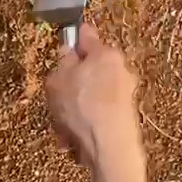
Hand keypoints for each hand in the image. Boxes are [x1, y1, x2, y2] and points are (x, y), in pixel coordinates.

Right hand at [47, 25, 142, 174]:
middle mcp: (120, 70)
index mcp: (106, 54)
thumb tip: (67, 53)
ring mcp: (125, 94)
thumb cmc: (81, 106)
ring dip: (75, 109)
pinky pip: (97, 115)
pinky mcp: (125, 117)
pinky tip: (72, 139)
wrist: (108, 144)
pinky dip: (85, 123)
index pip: (87, 36)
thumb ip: (62, 63)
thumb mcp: (57, 80)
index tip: (65, 44)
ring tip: (62, 128)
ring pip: (91, 96)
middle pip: (90, 71)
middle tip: (56, 99)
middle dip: (72, 85)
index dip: (73, 40)